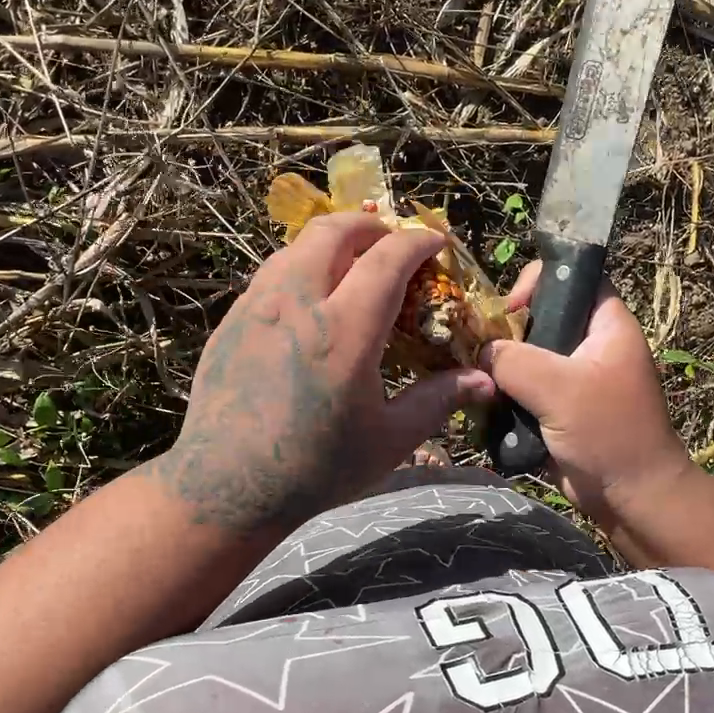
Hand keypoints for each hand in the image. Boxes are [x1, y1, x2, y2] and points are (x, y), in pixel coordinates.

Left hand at [142, 213, 495, 534]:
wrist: (229, 486)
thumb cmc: (318, 468)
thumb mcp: (389, 439)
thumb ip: (437, 400)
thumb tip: (484, 382)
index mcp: (346, 331)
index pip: (387, 259)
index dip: (416, 243)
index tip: (435, 243)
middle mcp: (298, 303)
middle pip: (335, 232)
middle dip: (371, 226)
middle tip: (391, 242)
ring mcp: (257, 307)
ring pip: (297, 247)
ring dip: (332, 243)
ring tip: (352, 264)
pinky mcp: (232, 321)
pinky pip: (271, 274)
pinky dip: (301, 268)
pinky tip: (311, 301)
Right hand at [483, 262, 695, 524]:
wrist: (631, 497)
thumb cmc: (609, 434)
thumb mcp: (560, 388)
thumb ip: (514, 361)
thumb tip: (479, 351)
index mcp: (606, 325)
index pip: (573, 277)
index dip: (539, 281)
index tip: (510, 310)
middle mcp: (590, 347)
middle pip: (540, 319)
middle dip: (509, 334)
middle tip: (485, 353)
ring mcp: (574, 382)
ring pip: (527, 359)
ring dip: (503, 372)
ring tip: (483, 384)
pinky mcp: (558, 412)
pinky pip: (524, 393)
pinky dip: (507, 399)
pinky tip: (489, 407)